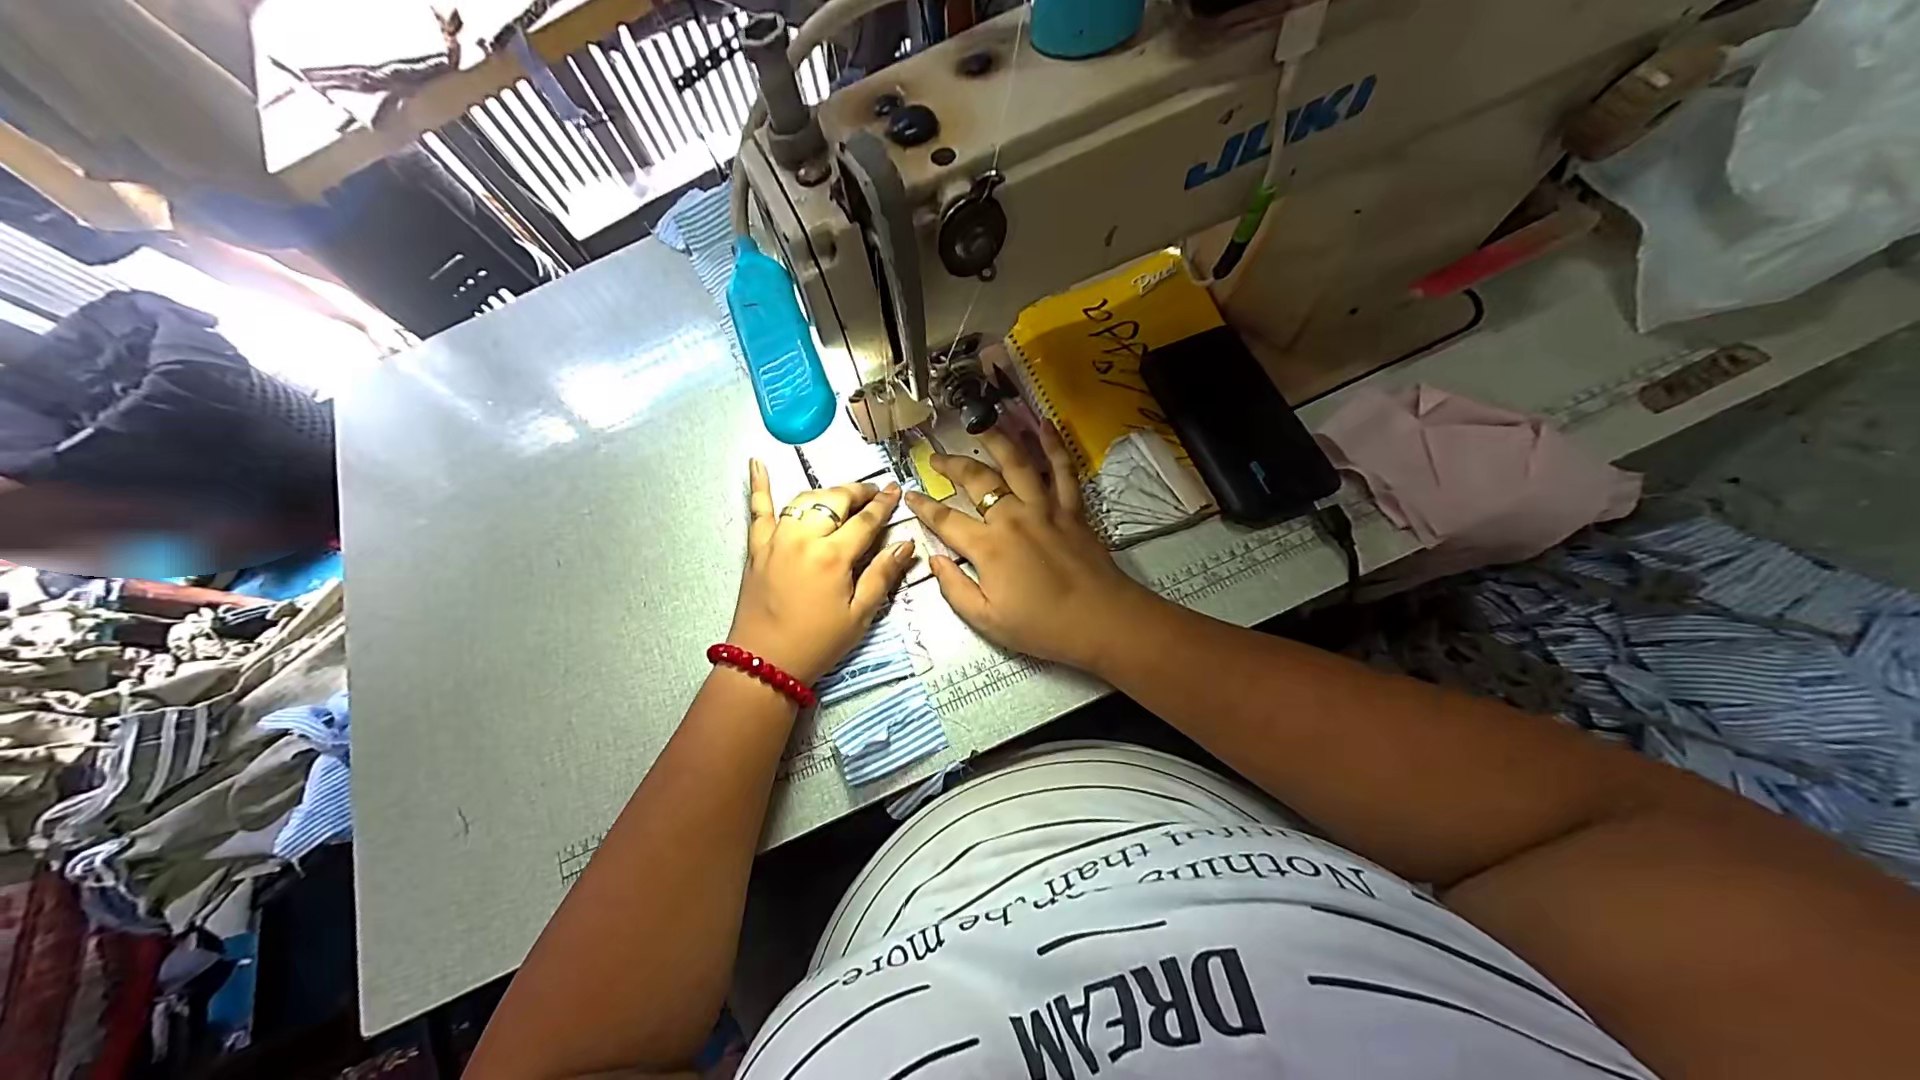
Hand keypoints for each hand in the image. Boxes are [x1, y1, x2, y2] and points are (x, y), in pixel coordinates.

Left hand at [727, 461, 915, 685]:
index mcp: (833, 557)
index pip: (865, 520)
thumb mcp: (860, 614)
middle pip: (834, 501)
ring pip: (804, 500)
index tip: (895, 491)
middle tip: (873, 492)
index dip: (883, 504)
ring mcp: (776, 540)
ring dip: (825, 492)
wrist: (765, 663)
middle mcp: (803, 539)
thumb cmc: (818, 643)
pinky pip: (757, 510)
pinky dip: (758, 485)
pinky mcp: (757, 548)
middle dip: (857, 491)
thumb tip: (905, 545)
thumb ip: (882, 575)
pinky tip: (756, 463)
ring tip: (841, 493)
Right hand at [905, 426, 1166, 673]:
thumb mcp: (986, 620)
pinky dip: (1054, 446)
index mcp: (988, 547)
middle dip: (952, 465)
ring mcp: (1045, 508)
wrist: (1101, 621)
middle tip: (937, 457)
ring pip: (1017, 464)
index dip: (924, 507)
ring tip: (981, 424)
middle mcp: (1013, 517)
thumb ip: (954, 589)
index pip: (945, 520)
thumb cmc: (1042, 626)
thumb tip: (934, 560)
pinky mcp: (1072, 509)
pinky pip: (1063, 470)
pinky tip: (1045, 425)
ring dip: (997, 440)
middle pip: (977, 480)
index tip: (910, 495)